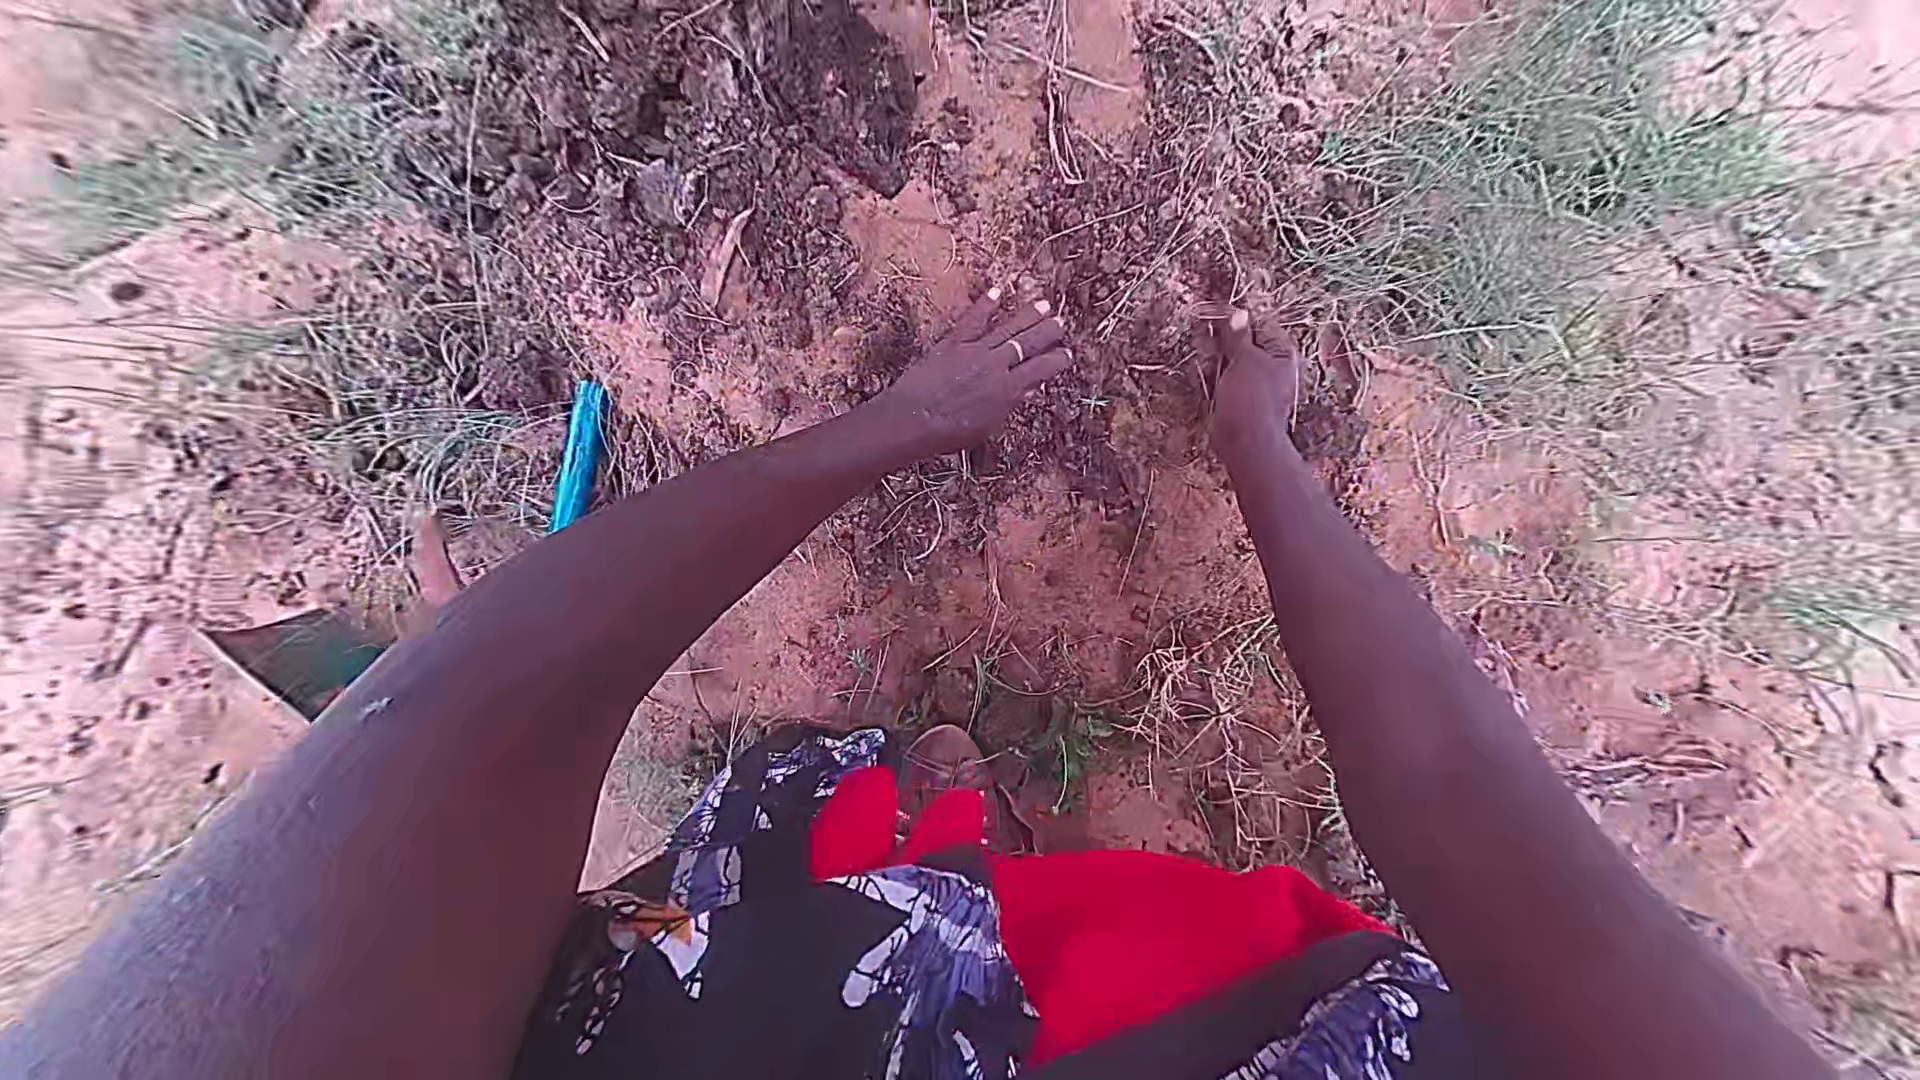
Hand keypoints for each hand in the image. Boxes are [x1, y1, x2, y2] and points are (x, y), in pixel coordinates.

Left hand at [871, 287, 1072, 456]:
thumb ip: (1008, 406)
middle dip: (1048, 332)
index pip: (1041, 370)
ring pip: (1007, 328)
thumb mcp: (986, 427)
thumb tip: (1029, 390)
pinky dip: (986, 304)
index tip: (1066, 355)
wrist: (912, 422)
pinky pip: (973, 320)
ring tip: (1043, 304)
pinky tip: (997, 291)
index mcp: (1007, 391)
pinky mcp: (952, 344)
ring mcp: (974, 352)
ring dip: (1027, 315)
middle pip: (1028, 344)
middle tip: (1061, 323)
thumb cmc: (948, 434)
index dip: (1056, 361)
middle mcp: (995, 367)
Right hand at [1195, 307, 1301, 465]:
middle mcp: (1270, 365)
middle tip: (1205, 341)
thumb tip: (1238, 313)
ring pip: (1230, 361)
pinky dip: (1213, 376)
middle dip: (1222, 342)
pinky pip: (1224, 379)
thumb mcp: (1245, 360)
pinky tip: (1203, 377)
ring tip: (1204, 363)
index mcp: (1281, 352)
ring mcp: (1254, 383)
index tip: (1214, 318)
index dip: (1236, 321)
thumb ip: (1239, 337)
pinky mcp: (1238, 397)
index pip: (1258, 325)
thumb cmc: (1251, 398)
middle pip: (1243, 343)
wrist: (1244, 440)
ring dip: (1214, 360)